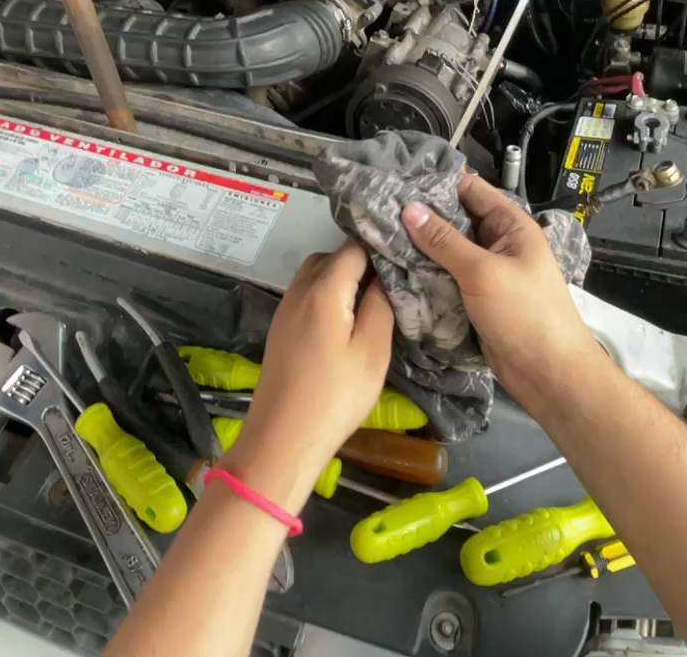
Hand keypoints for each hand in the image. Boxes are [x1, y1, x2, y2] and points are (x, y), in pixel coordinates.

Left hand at [227, 241, 392, 512]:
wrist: (282, 438)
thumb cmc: (335, 395)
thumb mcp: (372, 351)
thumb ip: (381, 305)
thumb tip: (386, 275)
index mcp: (324, 288)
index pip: (353, 248)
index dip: (379, 247)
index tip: (406, 255)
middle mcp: (299, 289)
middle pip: (331, 256)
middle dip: (360, 261)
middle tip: (392, 280)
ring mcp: (286, 308)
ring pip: (316, 274)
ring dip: (341, 277)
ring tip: (372, 299)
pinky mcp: (281, 327)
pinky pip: (306, 294)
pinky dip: (327, 294)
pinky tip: (346, 318)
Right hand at [400, 175, 606, 406]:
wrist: (549, 374)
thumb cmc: (526, 314)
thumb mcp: (483, 272)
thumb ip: (444, 240)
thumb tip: (408, 208)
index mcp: (511, 225)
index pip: (471, 189)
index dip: (438, 183)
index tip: (398, 181)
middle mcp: (498, 242)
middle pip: (455, 219)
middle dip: (422, 215)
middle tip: (380, 209)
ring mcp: (486, 271)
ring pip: (448, 249)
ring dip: (420, 245)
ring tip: (380, 233)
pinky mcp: (475, 297)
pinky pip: (447, 275)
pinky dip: (426, 271)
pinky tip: (396, 266)